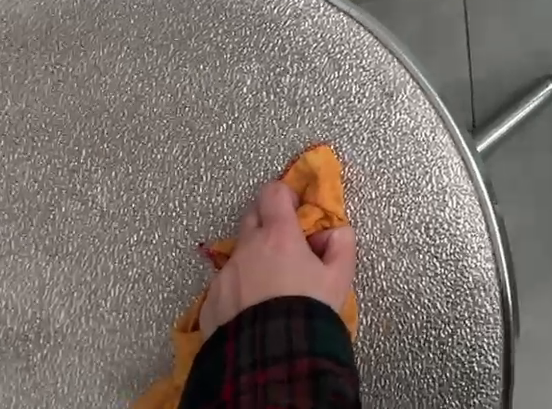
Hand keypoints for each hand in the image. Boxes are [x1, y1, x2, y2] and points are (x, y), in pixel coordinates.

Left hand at [199, 181, 355, 333]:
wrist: (269, 359)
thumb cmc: (308, 309)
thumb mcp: (340, 275)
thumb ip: (342, 242)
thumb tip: (334, 232)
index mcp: (278, 235)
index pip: (273, 192)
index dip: (285, 194)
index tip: (296, 209)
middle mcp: (246, 250)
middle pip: (251, 216)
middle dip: (268, 221)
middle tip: (287, 241)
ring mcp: (224, 277)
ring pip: (239, 254)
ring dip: (254, 258)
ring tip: (271, 283)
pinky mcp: (209, 304)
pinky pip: (226, 285)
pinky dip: (239, 288)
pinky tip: (253, 307)